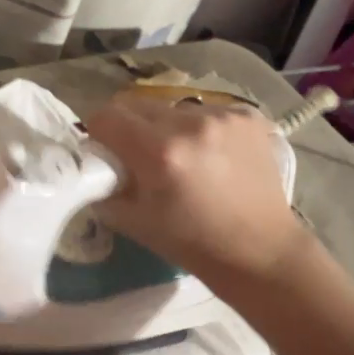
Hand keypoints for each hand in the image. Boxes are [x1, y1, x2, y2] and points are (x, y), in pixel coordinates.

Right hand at [84, 96, 311, 282]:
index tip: (104, 152)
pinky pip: (205, 112)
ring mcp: (225, 116)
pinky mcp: (248, 116)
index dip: (97, 134)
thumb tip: (95, 166)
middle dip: (130, 129)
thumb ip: (104, 187)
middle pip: (137, 105)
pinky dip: (198, 129)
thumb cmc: (190, 241)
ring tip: (181, 158)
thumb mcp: (131, 221)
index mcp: (159, 152)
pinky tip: (210, 155)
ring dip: (166, 128)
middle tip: (139, 157)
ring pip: (172, 108)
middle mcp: (191, 124)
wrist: (258, 249)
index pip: (106, 117)